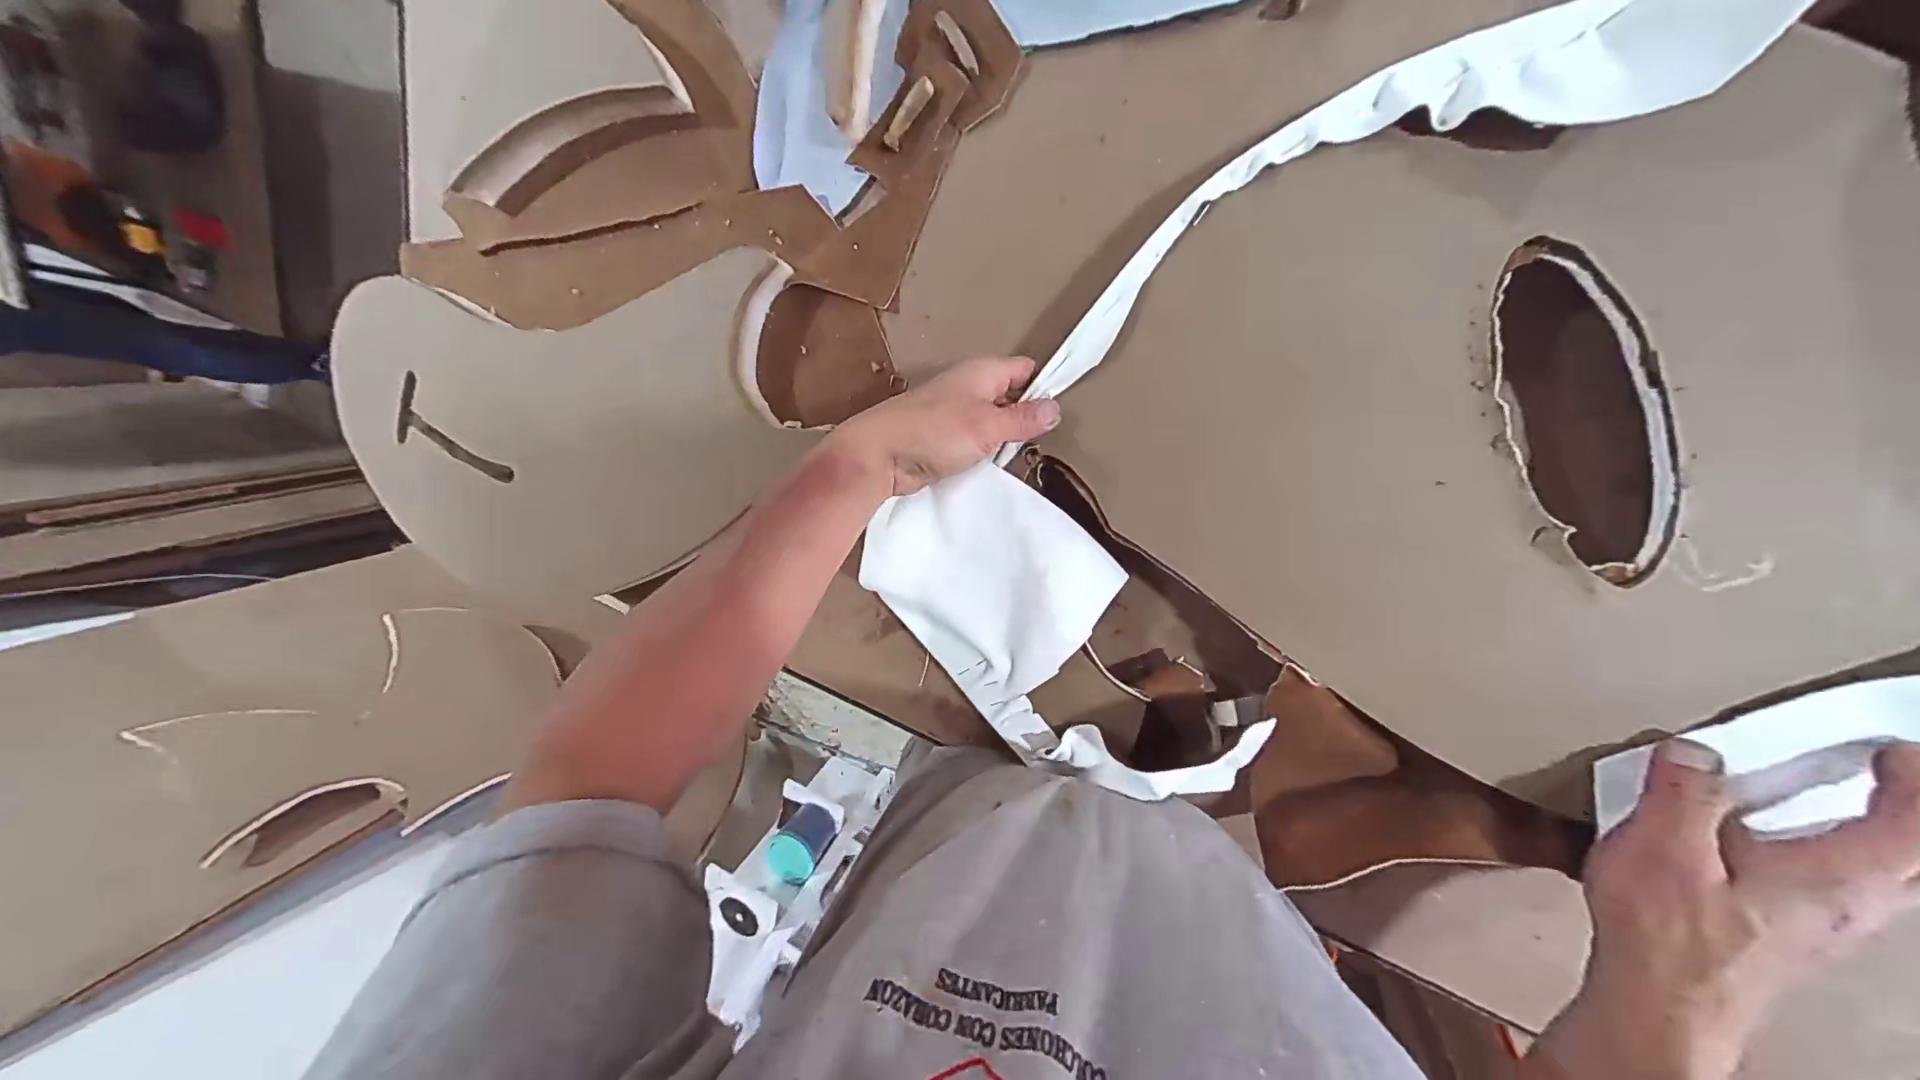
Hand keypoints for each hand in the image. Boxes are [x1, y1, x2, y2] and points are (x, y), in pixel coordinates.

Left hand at [823, 356, 1061, 496]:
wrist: (879, 456)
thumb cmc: (930, 431)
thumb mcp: (988, 426)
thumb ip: (1023, 419)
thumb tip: (1054, 409)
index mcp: (982, 372)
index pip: (1024, 370)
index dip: (1043, 387)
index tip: (1057, 412)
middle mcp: (968, 387)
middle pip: (1010, 397)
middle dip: (1024, 418)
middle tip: (1035, 441)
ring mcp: (953, 413)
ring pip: (992, 422)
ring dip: (1002, 439)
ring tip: (1010, 456)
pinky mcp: (942, 438)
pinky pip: (973, 441)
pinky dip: (982, 452)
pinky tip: (986, 465)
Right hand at [1528, 739, 1919, 1078]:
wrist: (1659, 997)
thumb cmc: (1668, 933)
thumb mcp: (1661, 845)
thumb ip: (1682, 792)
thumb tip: (1694, 752)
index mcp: (1831, 877)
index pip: (1911, 825)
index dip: (1914, 781)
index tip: (1899, 750)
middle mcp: (1846, 904)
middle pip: (1910, 856)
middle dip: (1909, 812)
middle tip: (1894, 775)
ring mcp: (1821, 924)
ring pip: (1879, 875)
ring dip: (1876, 835)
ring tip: (1840, 802)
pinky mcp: (1788, 933)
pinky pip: (1837, 886)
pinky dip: (1833, 855)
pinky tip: (1780, 848)